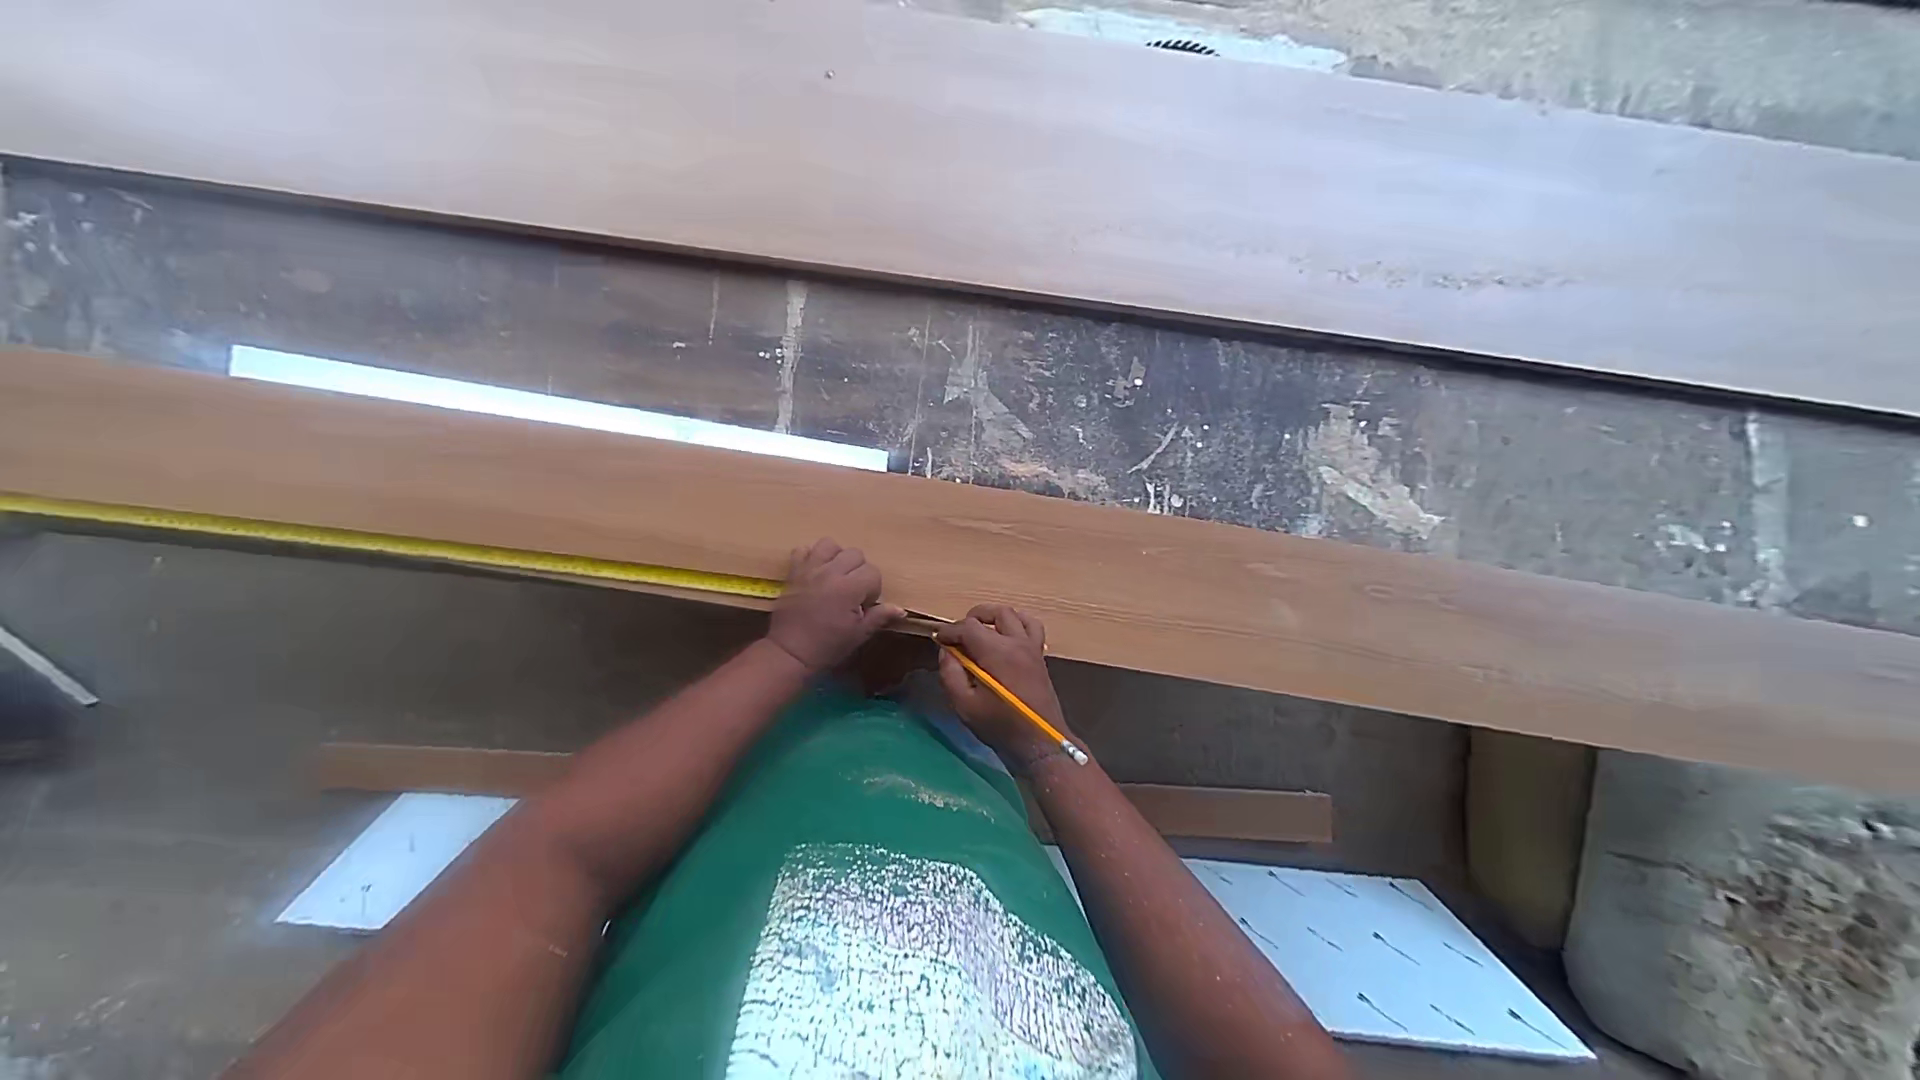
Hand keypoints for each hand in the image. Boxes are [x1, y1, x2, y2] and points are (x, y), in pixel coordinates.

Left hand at [765, 539, 904, 673]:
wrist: (789, 652)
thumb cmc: (827, 646)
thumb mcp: (858, 634)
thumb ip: (879, 617)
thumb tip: (900, 609)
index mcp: (849, 588)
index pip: (873, 572)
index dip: (872, 590)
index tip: (863, 606)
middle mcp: (830, 572)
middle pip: (855, 554)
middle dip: (858, 571)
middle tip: (852, 591)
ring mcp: (810, 569)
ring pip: (830, 544)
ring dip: (836, 557)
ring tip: (835, 575)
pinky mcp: (793, 571)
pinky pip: (803, 549)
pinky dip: (811, 556)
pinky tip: (815, 572)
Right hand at [936, 605, 1074, 768]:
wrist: (1039, 742)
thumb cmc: (1000, 726)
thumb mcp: (964, 705)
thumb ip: (950, 674)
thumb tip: (946, 652)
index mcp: (997, 653)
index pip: (968, 627)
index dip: (949, 631)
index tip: (938, 640)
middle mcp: (1017, 643)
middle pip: (993, 614)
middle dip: (971, 619)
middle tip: (958, 635)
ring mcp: (1032, 647)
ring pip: (1014, 615)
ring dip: (994, 617)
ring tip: (981, 630)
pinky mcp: (1040, 656)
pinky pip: (1032, 626)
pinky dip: (1017, 623)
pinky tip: (1007, 635)